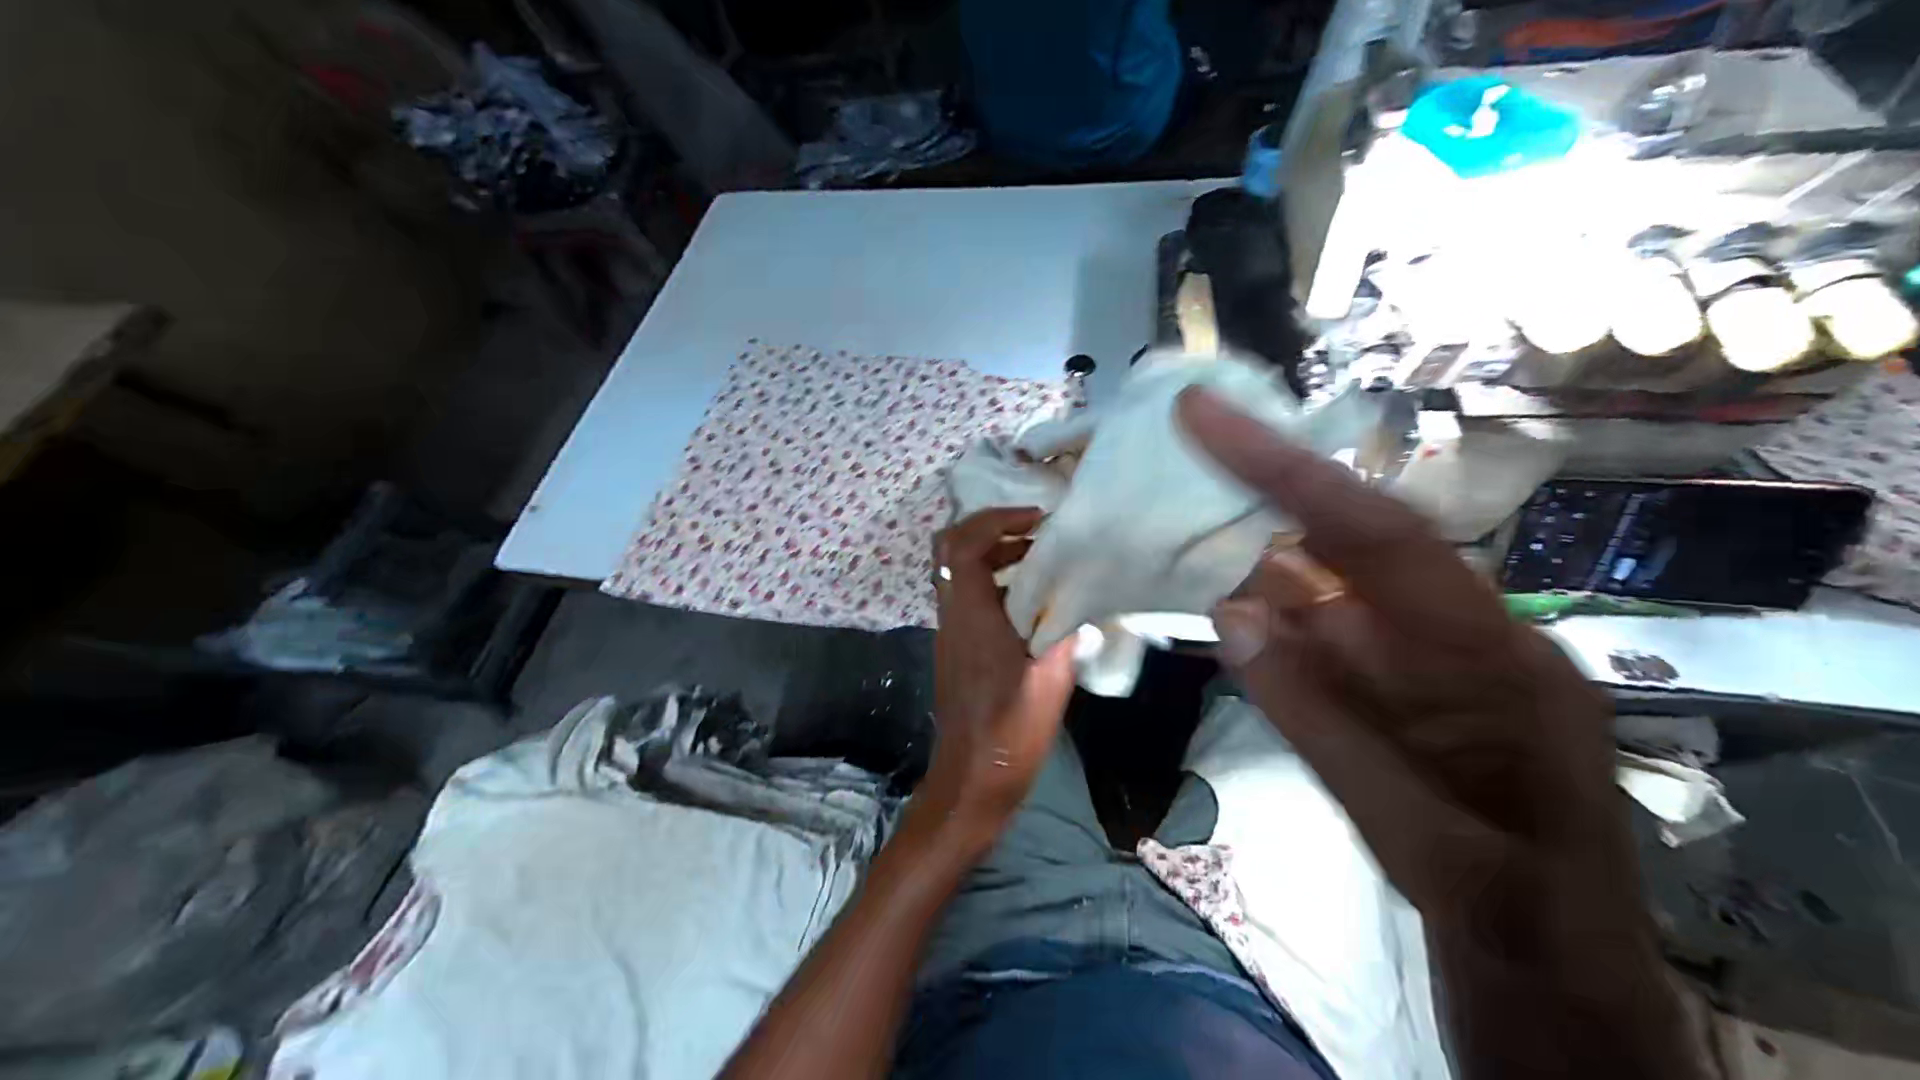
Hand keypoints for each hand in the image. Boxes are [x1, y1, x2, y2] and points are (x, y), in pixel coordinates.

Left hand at [920, 508, 1076, 846]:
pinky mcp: (958, 648)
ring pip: (960, 573)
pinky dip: (995, 583)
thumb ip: (1066, 641)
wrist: (971, 780)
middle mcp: (953, 617)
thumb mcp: (1047, 688)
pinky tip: (1032, 601)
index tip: (1036, 520)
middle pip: (952, 551)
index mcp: (971, 618)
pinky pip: (969, 597)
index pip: (963, 547)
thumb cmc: (1008, 736)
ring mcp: (951, 633)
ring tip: (1040, 558)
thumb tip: (1089, 607)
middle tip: (1036, 532)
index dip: (995, 521)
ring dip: (994, 555)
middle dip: (991, 529)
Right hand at [1177, 387, 1644, 967]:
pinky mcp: (1382, 675)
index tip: (1207, 415)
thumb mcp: (1409, 824)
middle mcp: (1453, 627)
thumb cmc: (1500, 898)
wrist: (1542, 961)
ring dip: (1248, 548)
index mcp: (1489, 651)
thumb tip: (1229, 615)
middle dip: (1261, 486)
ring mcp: (1413, 650)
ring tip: (1171, 512)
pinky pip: (1310, 624)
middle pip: (1346, 534)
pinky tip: (1209, 595)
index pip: (1378, 534)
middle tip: (1179, 440)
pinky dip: (1258, 607)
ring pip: (1319, 578)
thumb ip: (1316, 715)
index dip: (1286, 470)